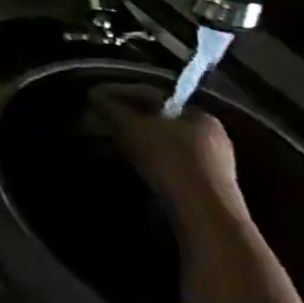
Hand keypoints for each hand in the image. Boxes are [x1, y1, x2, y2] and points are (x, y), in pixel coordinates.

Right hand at [91, 86, 246, 221]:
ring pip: (157, 141)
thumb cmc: (168, 157)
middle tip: (95, 120)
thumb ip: (111, 106)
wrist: (201, 209)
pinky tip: (122, 161)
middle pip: (155, 119)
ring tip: (101, 141)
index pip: (153, 96)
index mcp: (200, 115)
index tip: (94, 98)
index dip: (118, 93)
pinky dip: (140, 157)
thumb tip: (94, 94)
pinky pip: (163, 160)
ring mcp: (208, 161)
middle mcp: (209, 135)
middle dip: (122, 119)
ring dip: (128, 139)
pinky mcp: (200, 182)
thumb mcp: (132, 126)